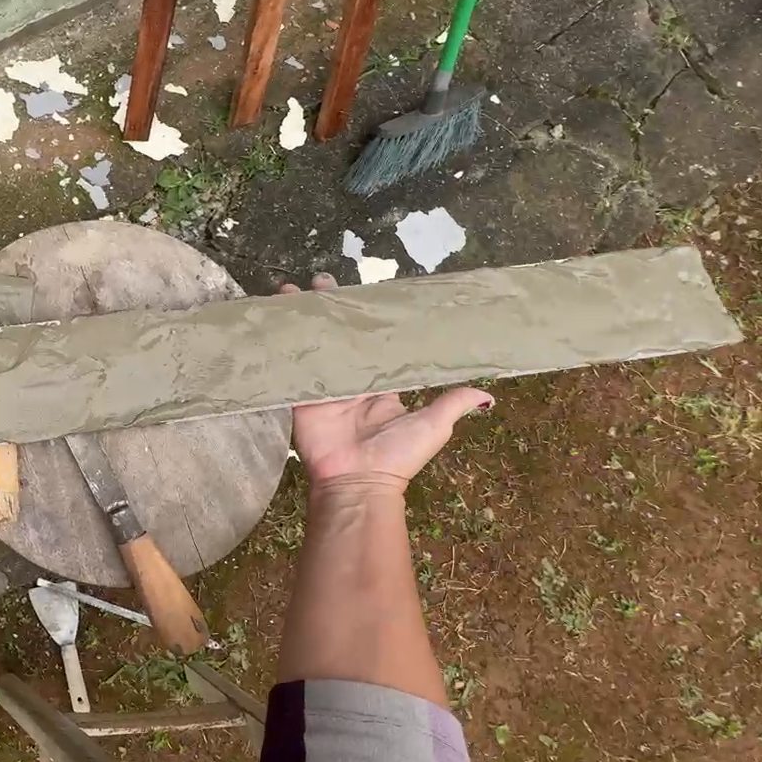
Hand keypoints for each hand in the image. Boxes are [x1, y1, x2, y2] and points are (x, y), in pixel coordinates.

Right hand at [281, 273, 492, 491]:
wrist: (357, 480)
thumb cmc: (397, 454)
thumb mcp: (433, 426)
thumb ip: (452, 403)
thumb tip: (489, 392)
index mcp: (379, 385)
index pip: (374, 344)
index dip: (366, 320)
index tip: (361, 294)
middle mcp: (349, 381)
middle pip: (338, 337)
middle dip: (328, 310)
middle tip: (320, 281)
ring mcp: (322, 387)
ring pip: (312, 345)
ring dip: (300, 320)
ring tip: (288, 291)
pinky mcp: (300, 397)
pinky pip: (292, 369)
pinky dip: (282, 348)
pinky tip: (273, 324)